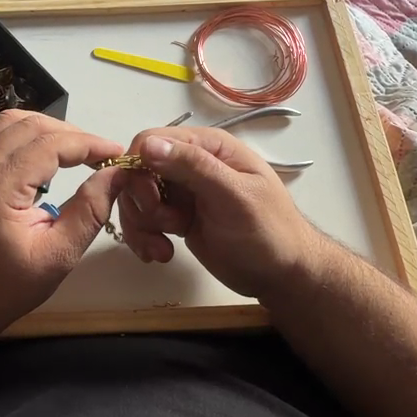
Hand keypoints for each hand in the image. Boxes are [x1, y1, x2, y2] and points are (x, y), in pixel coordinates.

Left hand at [0, 110, 127, 335]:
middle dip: (71, 133)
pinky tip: (43, 152)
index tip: (117, 153)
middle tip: (100, 154)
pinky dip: (23, 133)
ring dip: (46, 128)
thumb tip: (117, 174)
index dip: (88, 144)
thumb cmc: (5, 287)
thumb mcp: (57, 256)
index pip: (50, 144)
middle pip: (30, 125)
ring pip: (9, 122)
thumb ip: (89, 211)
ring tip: (75, 150)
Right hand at [116, 127, 334, 298]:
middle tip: (166, 226)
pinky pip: (142, 219)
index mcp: (208, 146)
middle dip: (142, 202)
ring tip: (164, 250)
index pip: (151, 141)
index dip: (139, 169)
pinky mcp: (175, 216)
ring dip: (141, 225)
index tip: (151, 201)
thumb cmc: (267, 231)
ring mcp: (181, 191)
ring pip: (135, 197)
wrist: (281, 275)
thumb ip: (193, 167)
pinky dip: (143, 238)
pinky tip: (161, 254)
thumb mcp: (233, 196)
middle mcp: (190, 163)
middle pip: (137, 171)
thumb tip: (147, 145)